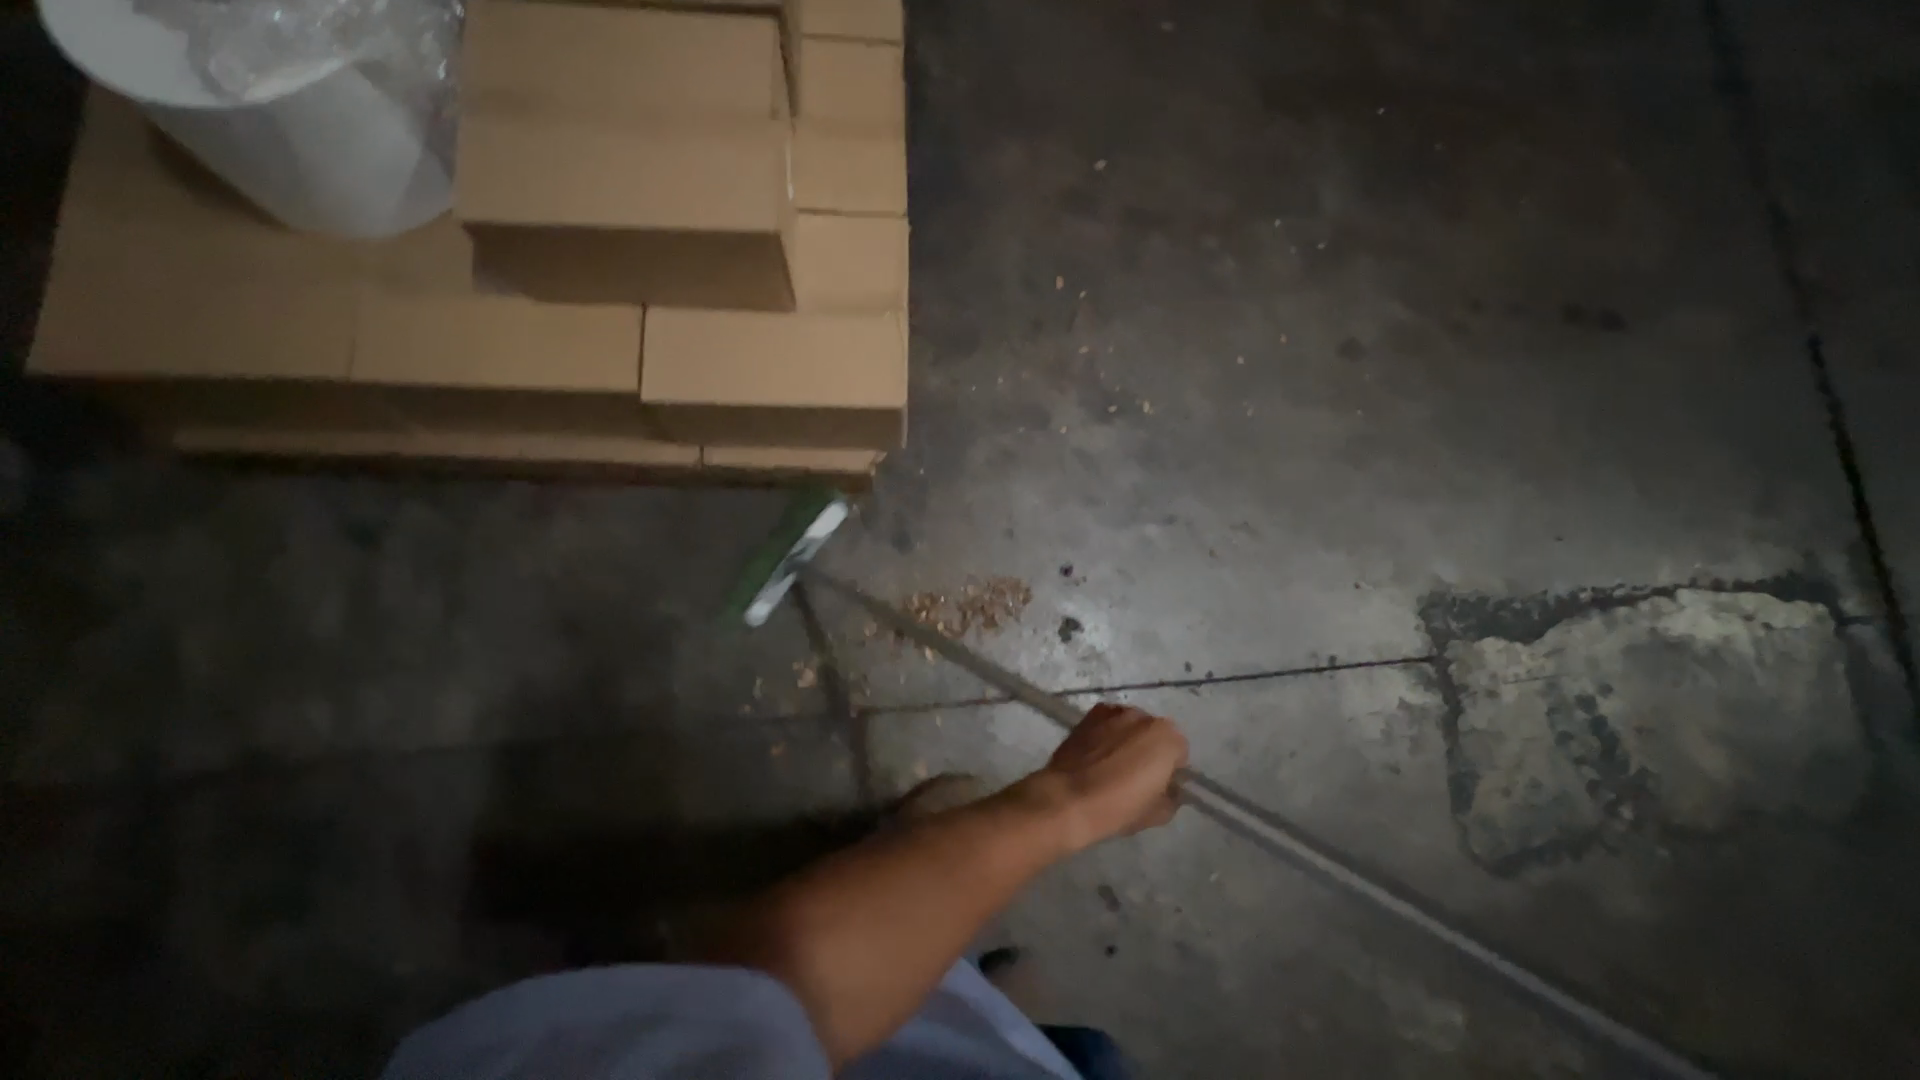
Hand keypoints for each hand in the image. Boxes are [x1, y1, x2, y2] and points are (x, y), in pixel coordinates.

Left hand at [1029, 703, 1187, 851]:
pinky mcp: (1088, 715)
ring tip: (1112, 765)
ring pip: (1130, 727)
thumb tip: (1169, 789)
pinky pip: (1107, 725)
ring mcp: (1113, 712)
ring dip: (1127, 740)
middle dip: (1149, 751)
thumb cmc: (1118, 806)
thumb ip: (1172, 797)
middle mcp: (1142, 716)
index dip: (1170, 772)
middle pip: (1154, 734)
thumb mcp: (1158, 813)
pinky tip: (1095, 756)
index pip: (1179, 753)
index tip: (1158, 788)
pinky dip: (1106, 735)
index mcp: (1167, 737)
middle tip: (1135, 776)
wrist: (1067, 798)